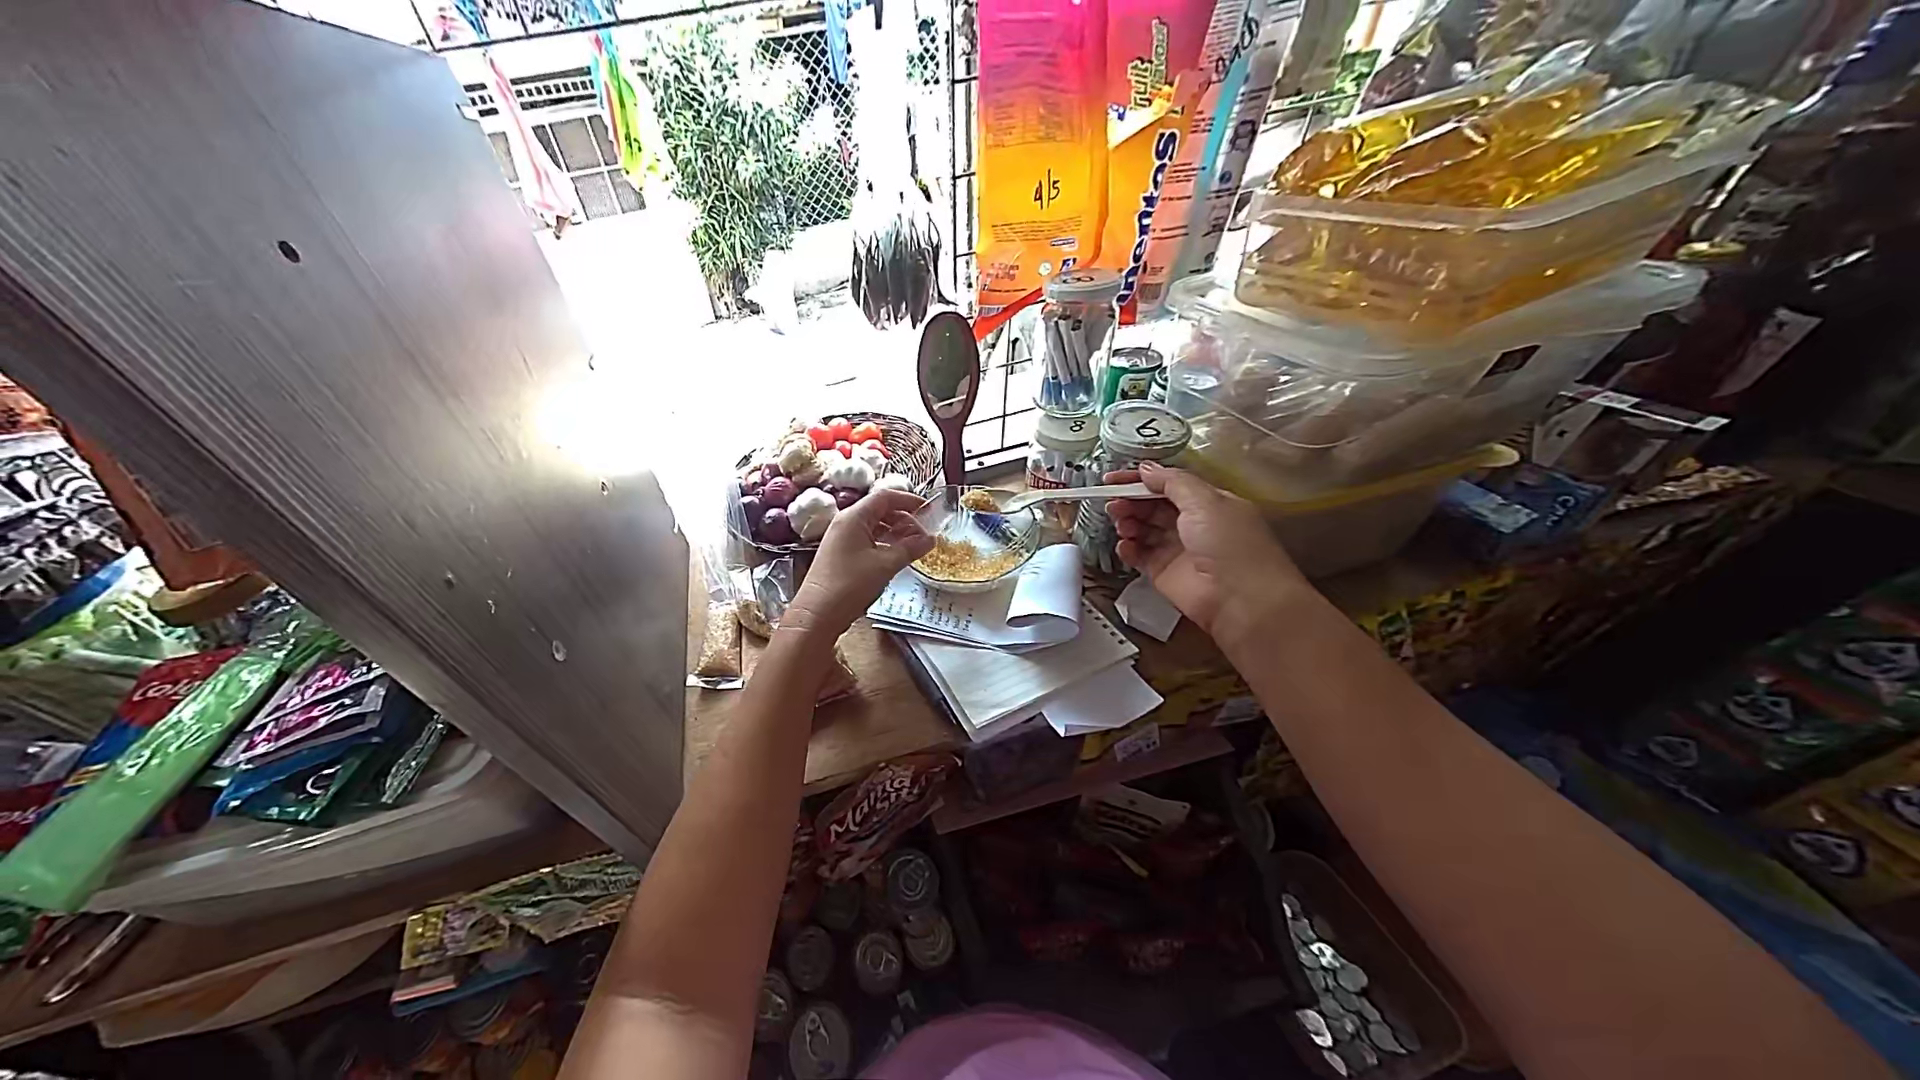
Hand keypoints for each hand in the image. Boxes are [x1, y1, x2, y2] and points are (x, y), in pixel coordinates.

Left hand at [785, 488, 934, 635]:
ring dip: (896, 532)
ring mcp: (842, 538)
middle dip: (904, 518)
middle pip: (880, 510)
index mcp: (854, 517)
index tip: (929, 509)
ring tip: (915, 545)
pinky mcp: (841, 554)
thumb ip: (910, 548)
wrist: (817, 614)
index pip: (885, 497)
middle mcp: (846, 522)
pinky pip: (867, 540)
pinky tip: (897, 555)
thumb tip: (930, 539)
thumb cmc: (850, 585)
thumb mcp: (885, 565)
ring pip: (874, 526)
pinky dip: (885, 543)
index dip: (909, 500)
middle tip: (924, 533)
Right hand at [1106, 463, 1310, 644]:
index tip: (1114, 479)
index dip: (1141, 480)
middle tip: (1113, 502)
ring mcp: (1177, 549)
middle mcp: (1192, 524)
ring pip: (1144, 529)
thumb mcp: (1205, 501)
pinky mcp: (1164, 573)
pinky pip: (1140, 556)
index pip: (1168, 485)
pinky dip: (1129, 549)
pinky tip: (1124, 545)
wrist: (1240, 599)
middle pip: (1153, 506)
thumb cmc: (1229, 543)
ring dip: (1128, 522)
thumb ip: (1173, 482)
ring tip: (1120, 522)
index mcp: (1207, 502)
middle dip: (1131, 501)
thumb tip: (1146, 469)